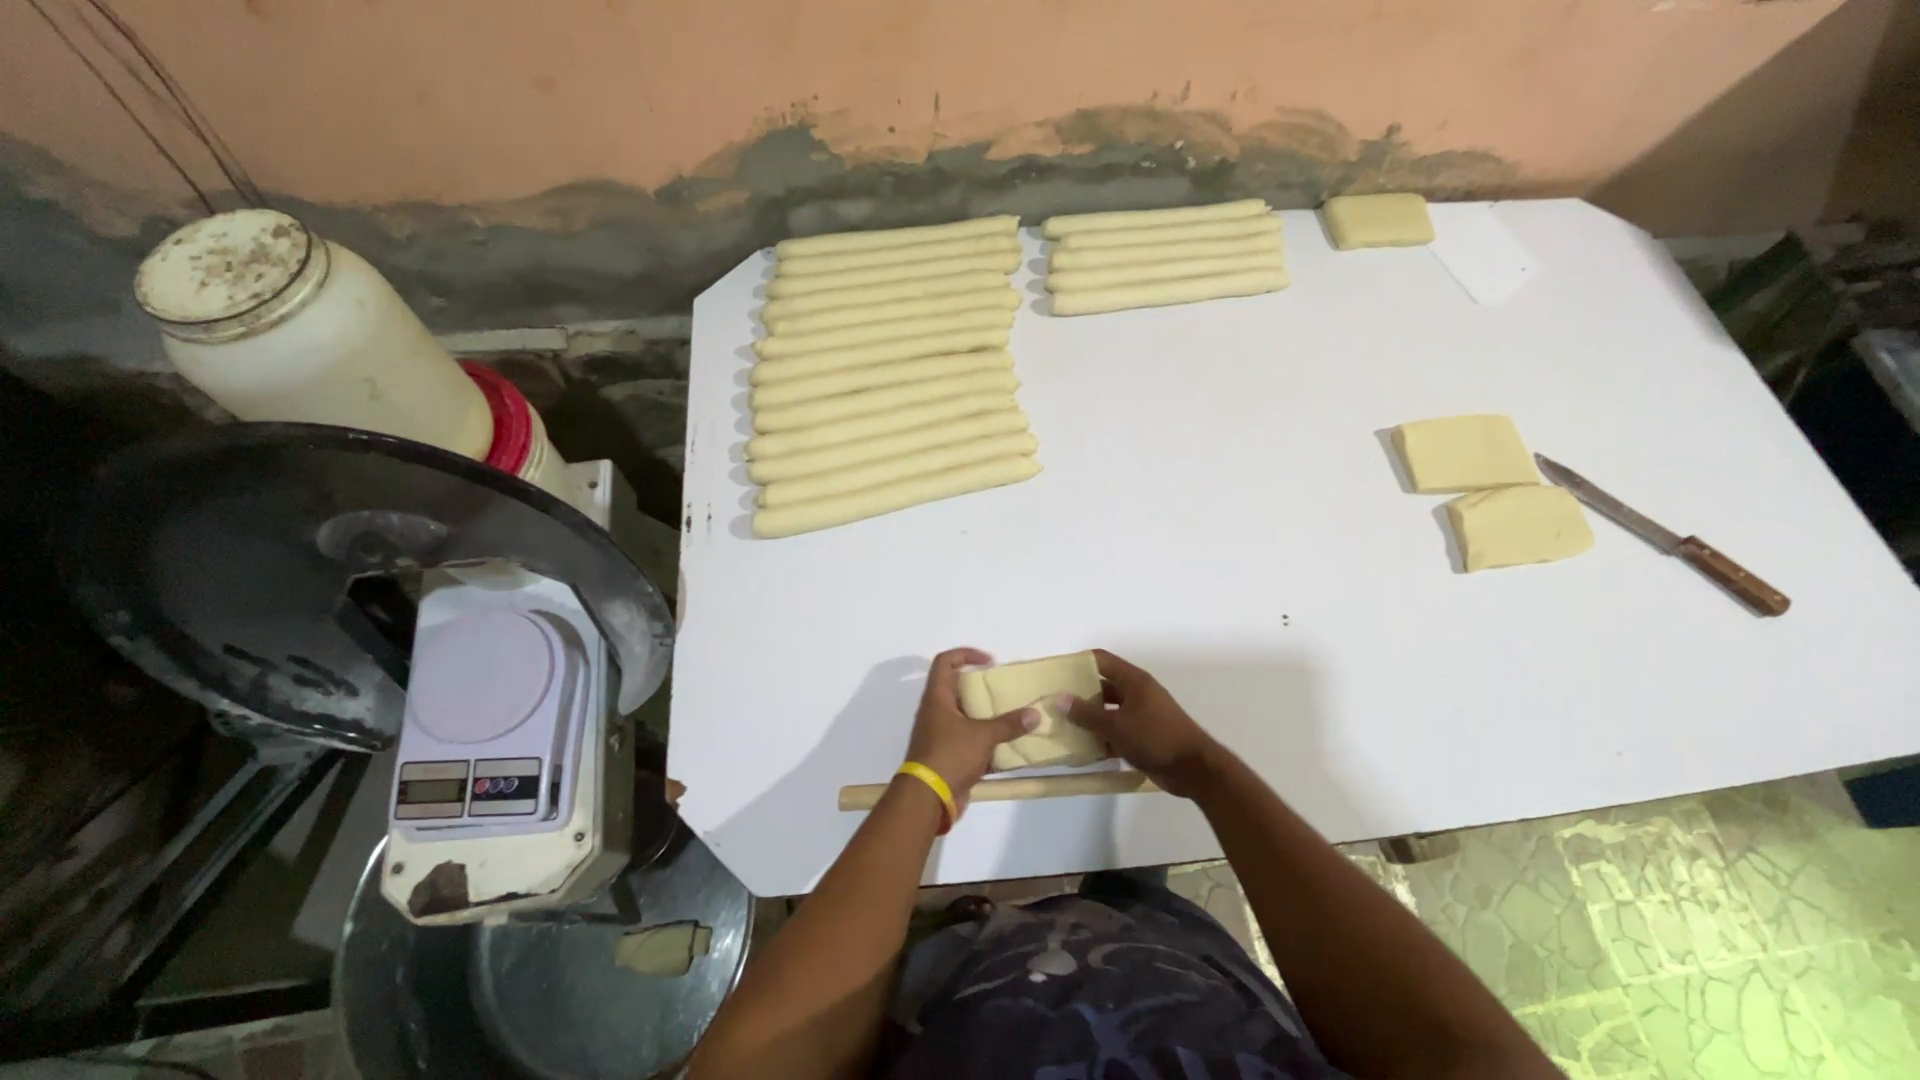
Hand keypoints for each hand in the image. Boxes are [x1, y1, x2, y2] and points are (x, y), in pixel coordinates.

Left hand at [905, 648, 1040, 814]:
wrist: (928, 798)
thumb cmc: (950, 755)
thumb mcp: (983, 736)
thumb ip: (1009, 724)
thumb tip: (1035, 714)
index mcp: (937, 698)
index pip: (945, 662)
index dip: (966, 654)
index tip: (989, 662)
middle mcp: (936, 712)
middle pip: (957, 689)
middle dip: (982, 689)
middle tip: (1005, 691)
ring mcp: (940, 735)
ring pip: (965, 718)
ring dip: (987, 717)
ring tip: (1012, 717)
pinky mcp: (948, 756)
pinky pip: (970, 742)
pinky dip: (987, 743)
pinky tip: (1009, 748)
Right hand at [1065, 649, 1226, 797]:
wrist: (1193, 769)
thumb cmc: (1155, 737)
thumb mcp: (1117, 725)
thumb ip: (1087, 713)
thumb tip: (1059, 698)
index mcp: (1133, 681)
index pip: (1100, 660)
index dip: (1078, 663)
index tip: (1055, 674)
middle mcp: (1136, 693)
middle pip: (1101, 687)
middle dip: (1078, 695)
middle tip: (1052, 704)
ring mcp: (1140, 715)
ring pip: (1107, 712)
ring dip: (1088, 720)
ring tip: (1061, 728)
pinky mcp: (1141, 736)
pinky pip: (1115, 732)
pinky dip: (1100, 739)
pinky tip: (1081, 750)